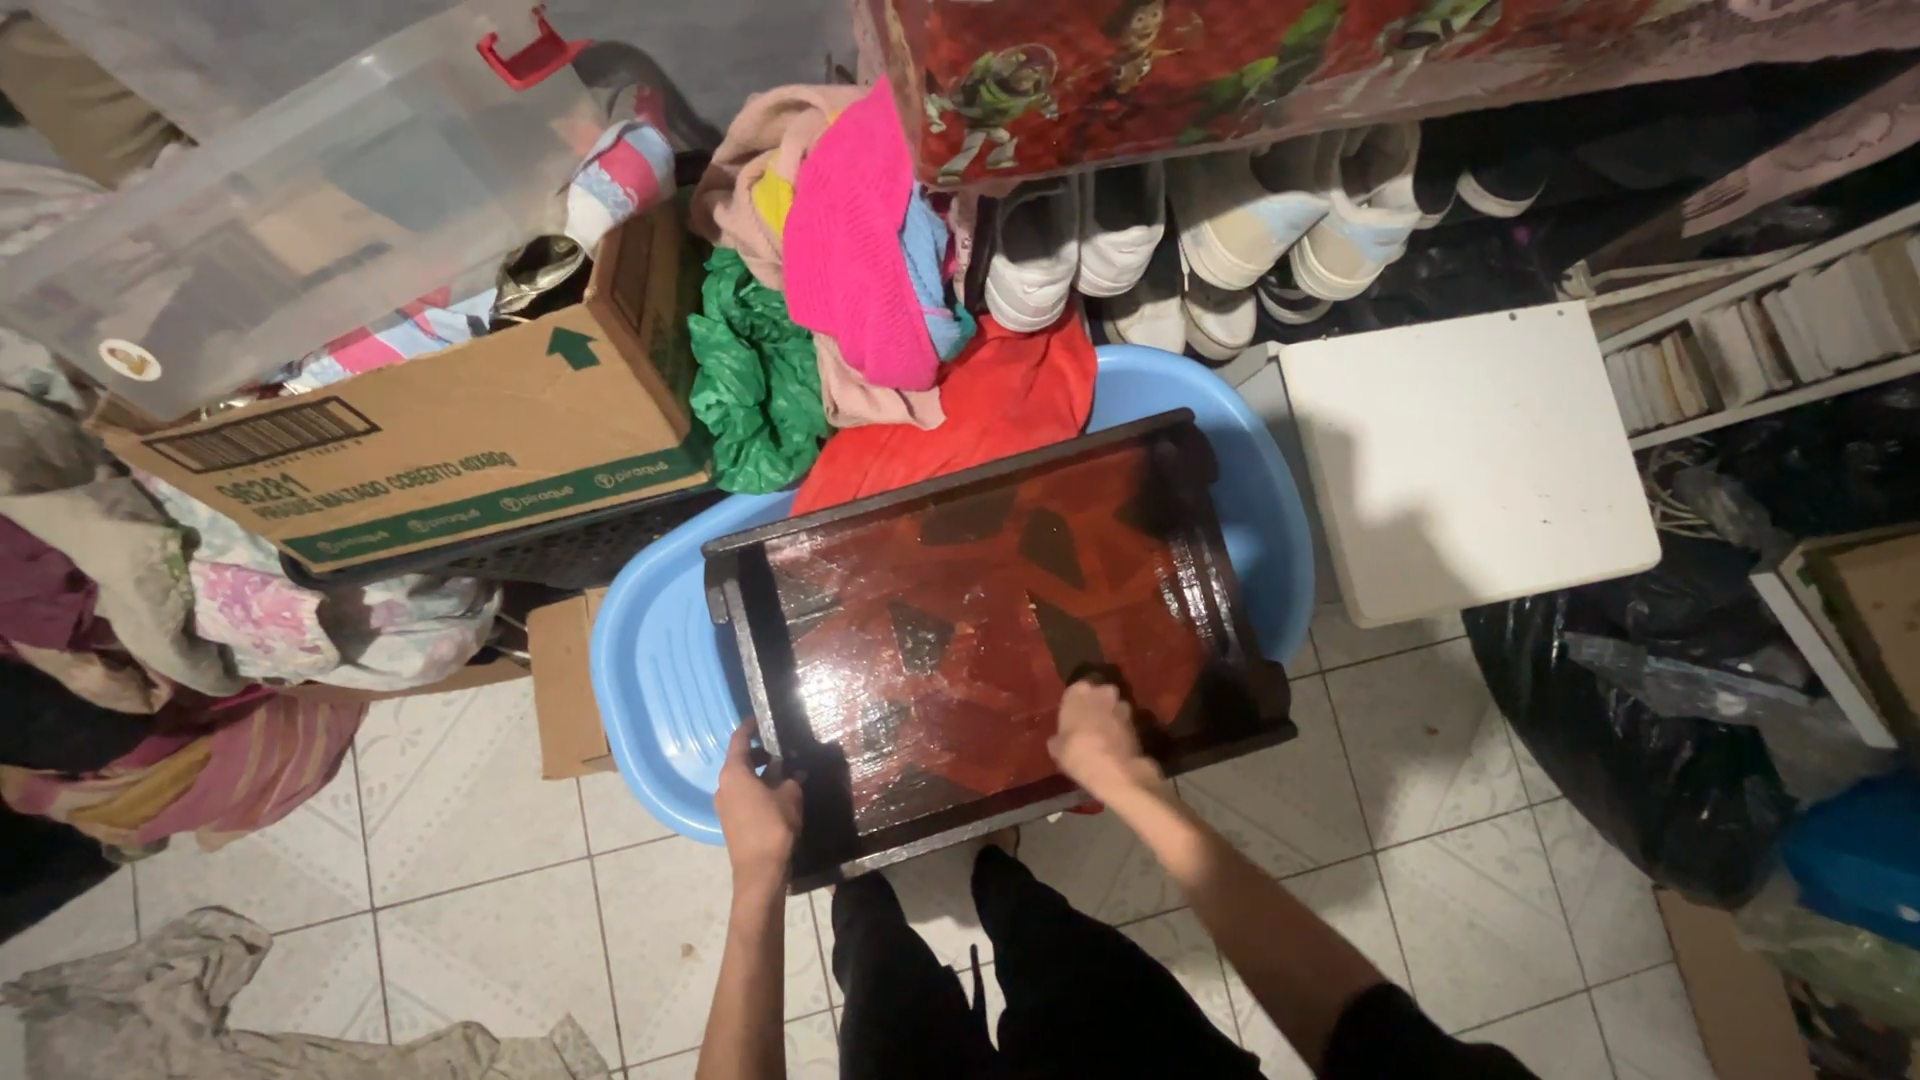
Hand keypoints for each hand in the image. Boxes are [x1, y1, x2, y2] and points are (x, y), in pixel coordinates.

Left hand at [715, 725, 802, 890]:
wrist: (760, 870)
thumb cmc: (773, 825)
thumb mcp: (790, 795)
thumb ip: (791, 778)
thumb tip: (795, 770)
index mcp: (733, 773)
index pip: (739, 740)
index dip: (750, 726)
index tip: (761, 718)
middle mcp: (723, 785)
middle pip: (739, 759)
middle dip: (759, 752)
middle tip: (781, 747)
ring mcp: (725, 804)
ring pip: (741, 778)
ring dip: (760, 772)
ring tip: (784, 770)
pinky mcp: (731, 820)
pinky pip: (742, 794)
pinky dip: (757, 787)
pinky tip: (778, 791)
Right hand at [1048, 681, 1162, 800]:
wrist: (1112, 768)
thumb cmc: (1075, 751)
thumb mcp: (1056, 748)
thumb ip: (1059, 738)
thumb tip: (1059, 740)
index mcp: (1079, 692)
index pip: (1076, 689)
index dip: (1075, 703)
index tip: (1072, 717)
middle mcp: (1102, 693)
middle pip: (1100, 694)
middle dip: (1097, 705)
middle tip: (1089, 723)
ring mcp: (1122, 707)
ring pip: (1115, 708)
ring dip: (1111, 717)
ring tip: (1104, 736)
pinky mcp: (1137, 724)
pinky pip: (1125, 724)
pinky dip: (1121, 732)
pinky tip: (1114, 747)